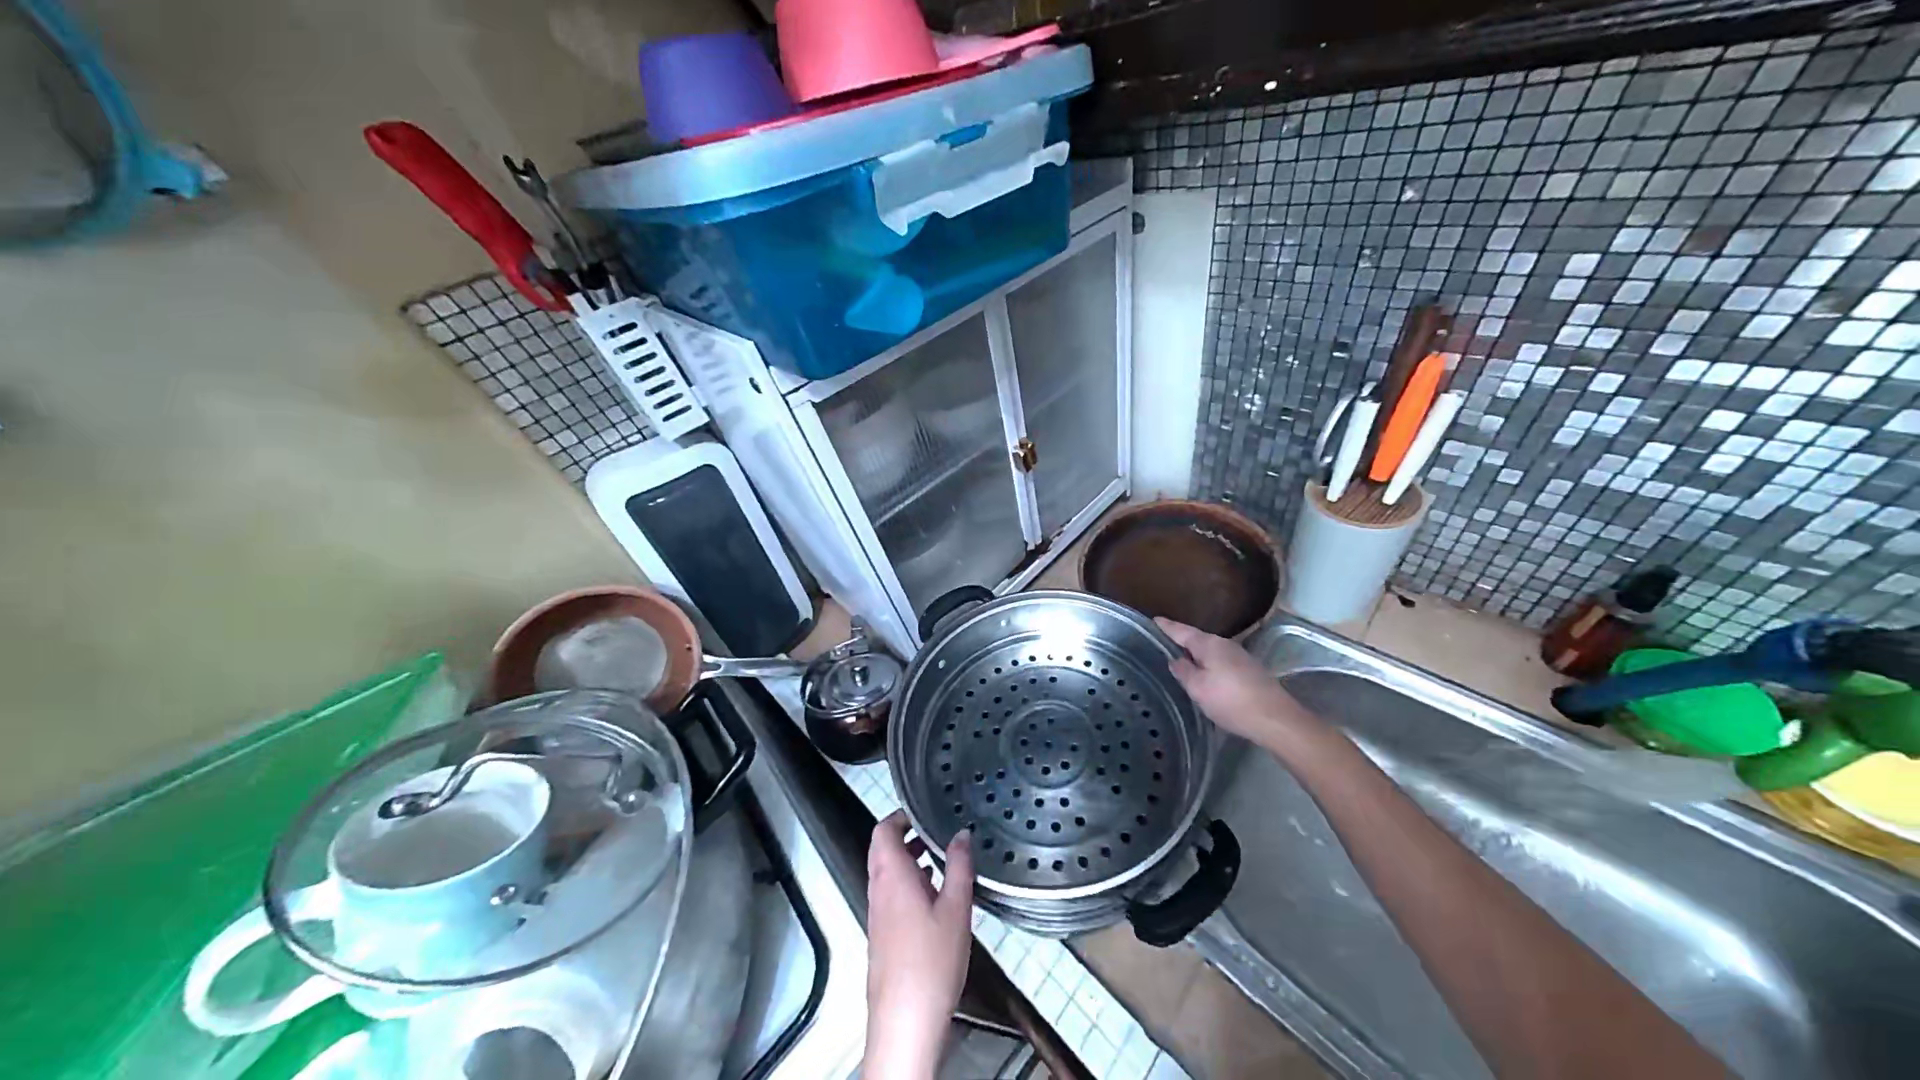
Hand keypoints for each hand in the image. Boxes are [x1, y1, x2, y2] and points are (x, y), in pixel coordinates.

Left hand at [864, 811, 973, 1079]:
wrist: (905, 1020)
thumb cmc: (931, 962)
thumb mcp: (956, 908)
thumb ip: (959, 867)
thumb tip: (961, 835)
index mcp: (891, 876)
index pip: (883, 830)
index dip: (900, 816)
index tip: (923, 812)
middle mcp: (878, 890)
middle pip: (882, 849)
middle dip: (905, 835)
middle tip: (933, 832)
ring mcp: (877, 914)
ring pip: (885, 873)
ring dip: (907, 860)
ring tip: (938, 859)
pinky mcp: (882, 934)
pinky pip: (890, 894)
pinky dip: (907, 883)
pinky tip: (933, 897)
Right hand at [1157, 618, 1323, 749]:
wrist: (1275, 719)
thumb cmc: (1231, 701)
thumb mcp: (1198, 688)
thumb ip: (1183, 671)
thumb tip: (1175, 659)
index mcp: (1209, 644)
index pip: (1182, 631)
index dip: (1167, 626)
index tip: (1154, 620)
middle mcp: (1225, 644)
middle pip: (1197, 639)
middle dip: (1181, 640)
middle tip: (1162, 643)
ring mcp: (1240, 657)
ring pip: (1210, 651)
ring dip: (1195, 654)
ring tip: (1179, 660)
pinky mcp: (1249, 670)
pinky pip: (1220, 661)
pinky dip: (1208, 663)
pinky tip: (1204, 674)